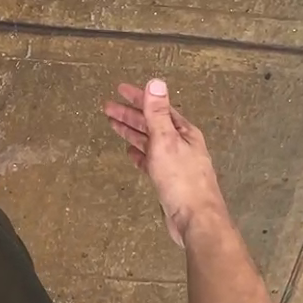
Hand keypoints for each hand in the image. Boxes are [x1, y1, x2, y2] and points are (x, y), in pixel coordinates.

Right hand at [103, 80, 231, 247]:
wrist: (195, 221)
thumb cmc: (182, 180)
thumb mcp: (166, 140)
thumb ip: (158, 112)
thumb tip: (156, 82)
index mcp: (183, 133)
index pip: (157, 108)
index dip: (138, 97)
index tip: (120, 89)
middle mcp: (181, 145)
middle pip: (152, 124)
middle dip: (130, 114)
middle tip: (108, 107)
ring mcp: (176, 163)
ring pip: (149, 141)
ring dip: (132, 132)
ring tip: (113, 125)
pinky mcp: (169, 180)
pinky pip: (150, 160)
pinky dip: (139, 154)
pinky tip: (131, 154)